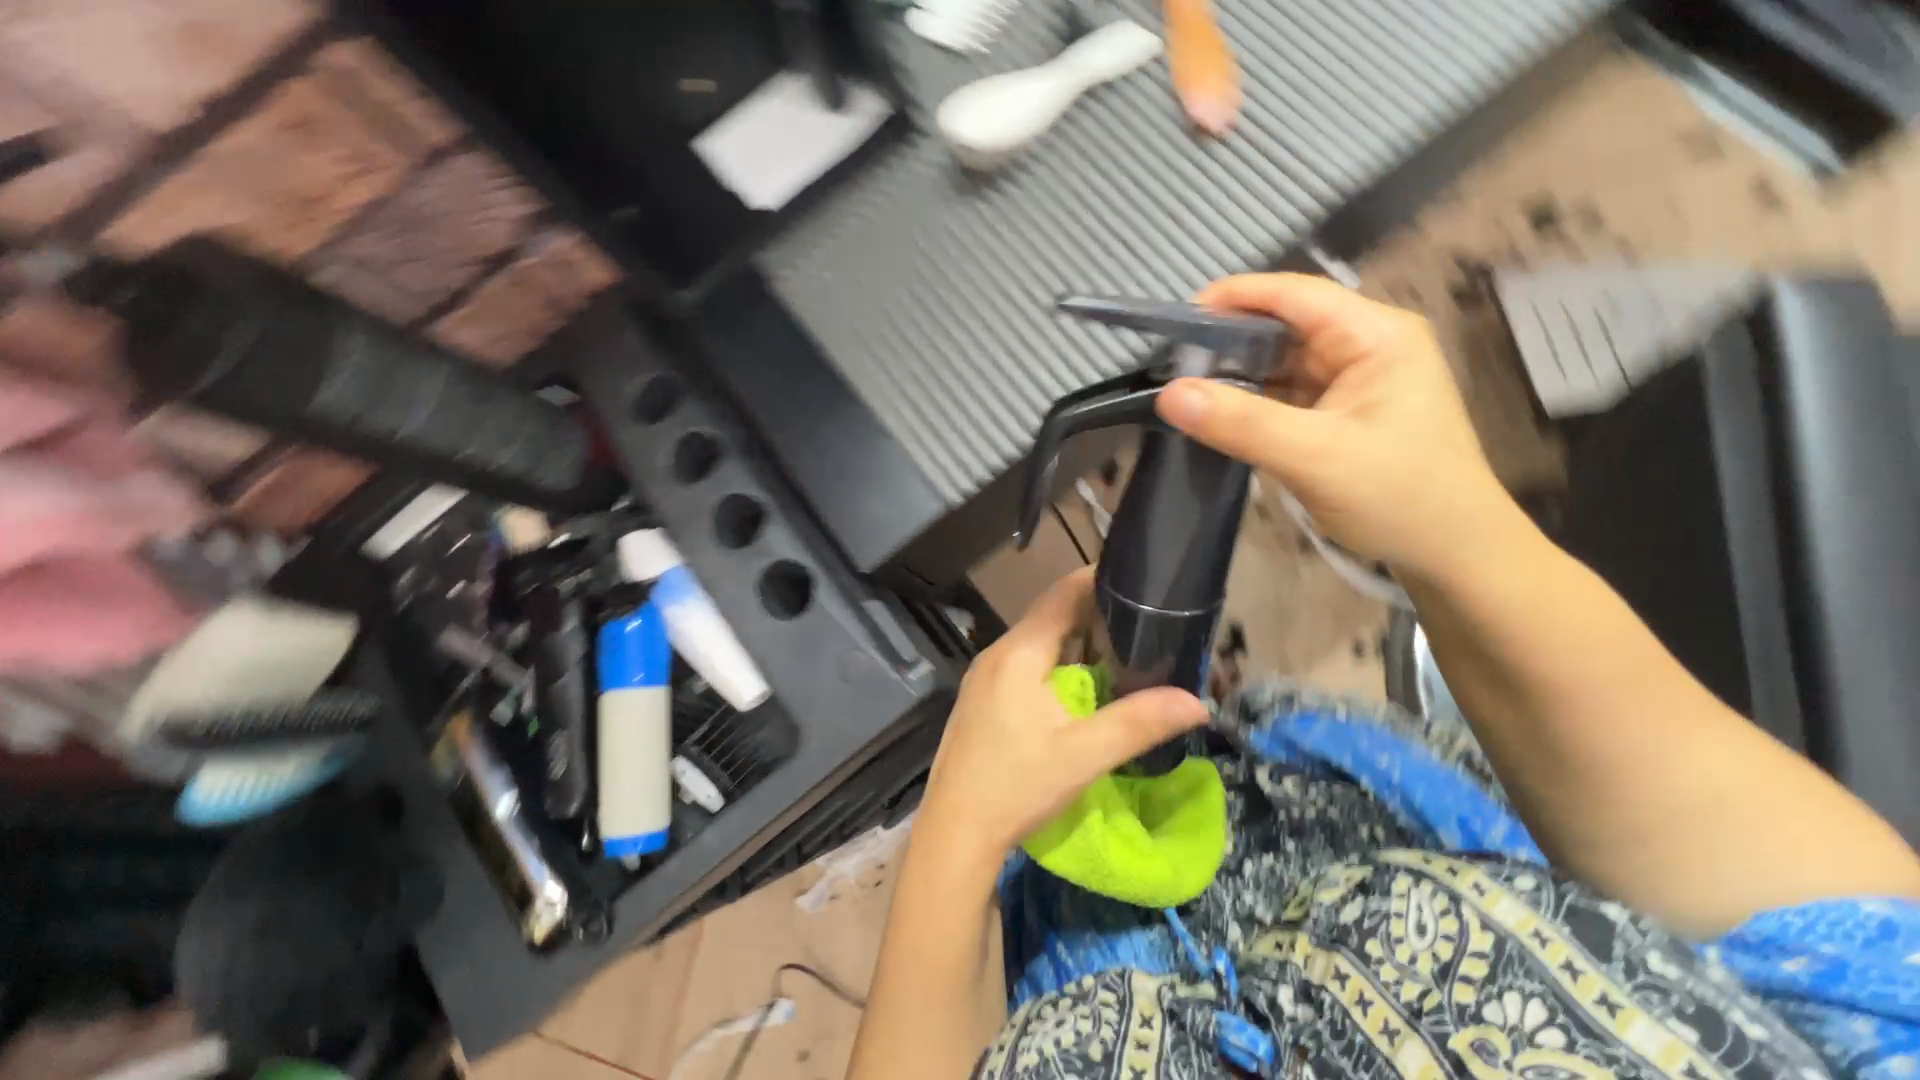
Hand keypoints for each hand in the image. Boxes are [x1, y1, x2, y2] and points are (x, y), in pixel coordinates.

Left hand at [918, 569, 1208, 865]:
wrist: (955, 832)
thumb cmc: (1017, 786)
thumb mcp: (1084, 755)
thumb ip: (1139, 723)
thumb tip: (1197, 702)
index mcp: (1019, 652)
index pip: (1062, 594)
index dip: (1099, 580)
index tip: (1139, 580)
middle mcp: (996, 654)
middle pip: (1050, 616)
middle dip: (1095, 616)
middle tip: (1143, 623)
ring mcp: (983, 678)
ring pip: (1037, 643)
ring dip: (1075, 644)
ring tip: (1120, 653)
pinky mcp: (980, 701)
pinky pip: (1023, 666)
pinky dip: (1055, 665)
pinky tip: (1078, 690)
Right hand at [1154, 273, 1512, 580]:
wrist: (1454, 553)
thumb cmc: (1399, 497)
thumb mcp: (1315, 458)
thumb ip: (1241, 423)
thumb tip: (1169, 394)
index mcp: (1375, 335)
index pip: (1293, 294)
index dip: (1233, 298)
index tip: (1175, 322)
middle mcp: (1367, 344)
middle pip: (1284, 324)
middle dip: (1228, 341)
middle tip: (1170, 365)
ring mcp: (1356, 378)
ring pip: (1281, 361)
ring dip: (1237, 374)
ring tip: (1183, 390)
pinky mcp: (1343, 410)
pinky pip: (1286, 392)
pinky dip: (1252, 401)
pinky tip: (1217, 414)